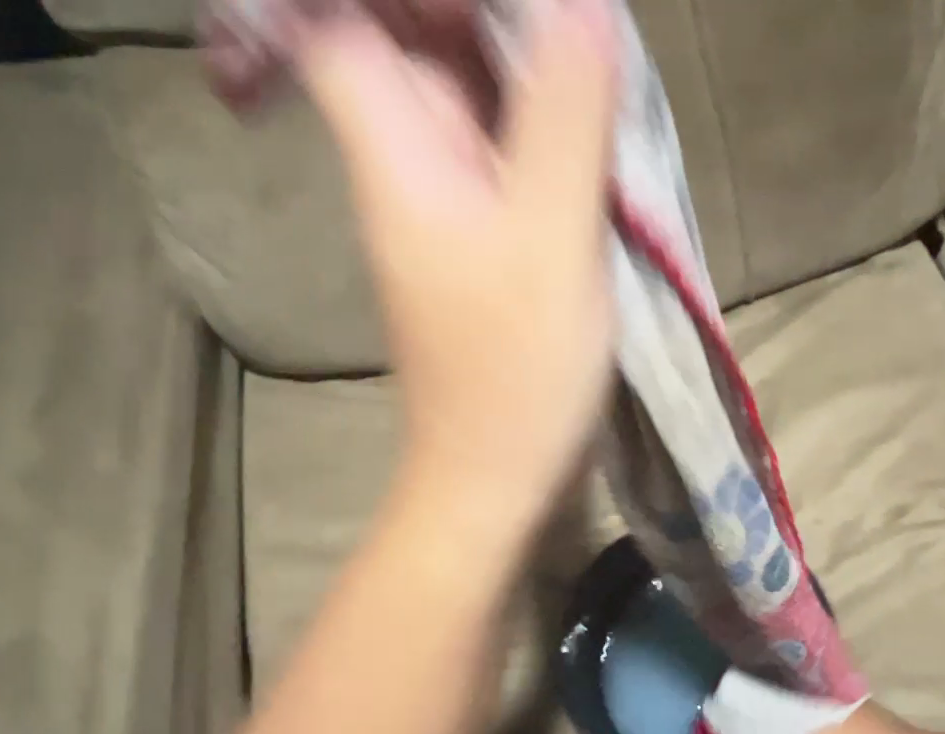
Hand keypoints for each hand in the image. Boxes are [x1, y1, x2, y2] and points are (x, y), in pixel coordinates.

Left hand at [297, 0, 619, 522]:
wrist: (496, 475)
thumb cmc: (515, 373)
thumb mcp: (551, 241)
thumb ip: (565, 119)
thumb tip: (581, 3)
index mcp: (399, 155)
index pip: (350, 26)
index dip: (408, 0)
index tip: (477, 6)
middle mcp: (410, 168)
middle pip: (416, 48)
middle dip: (484, 20)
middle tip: (573, 25)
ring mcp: (448, 207)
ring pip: (469, 99)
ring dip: (526, 68)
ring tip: (595, 58)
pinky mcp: (485, 241)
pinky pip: (506, 153)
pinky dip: (544, 127)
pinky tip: (594, 127)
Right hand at [730, 702, 934, 733]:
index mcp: (789, 707)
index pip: (749, 706)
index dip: (732, 721)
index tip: (720, 732)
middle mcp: (806, 693)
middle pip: (771, 702)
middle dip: (756, 717)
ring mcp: (832, 695)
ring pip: (794, 703)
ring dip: (780, 717)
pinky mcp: (851, 703)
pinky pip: (813, 705)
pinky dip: (801, 717)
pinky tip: (803, 733)